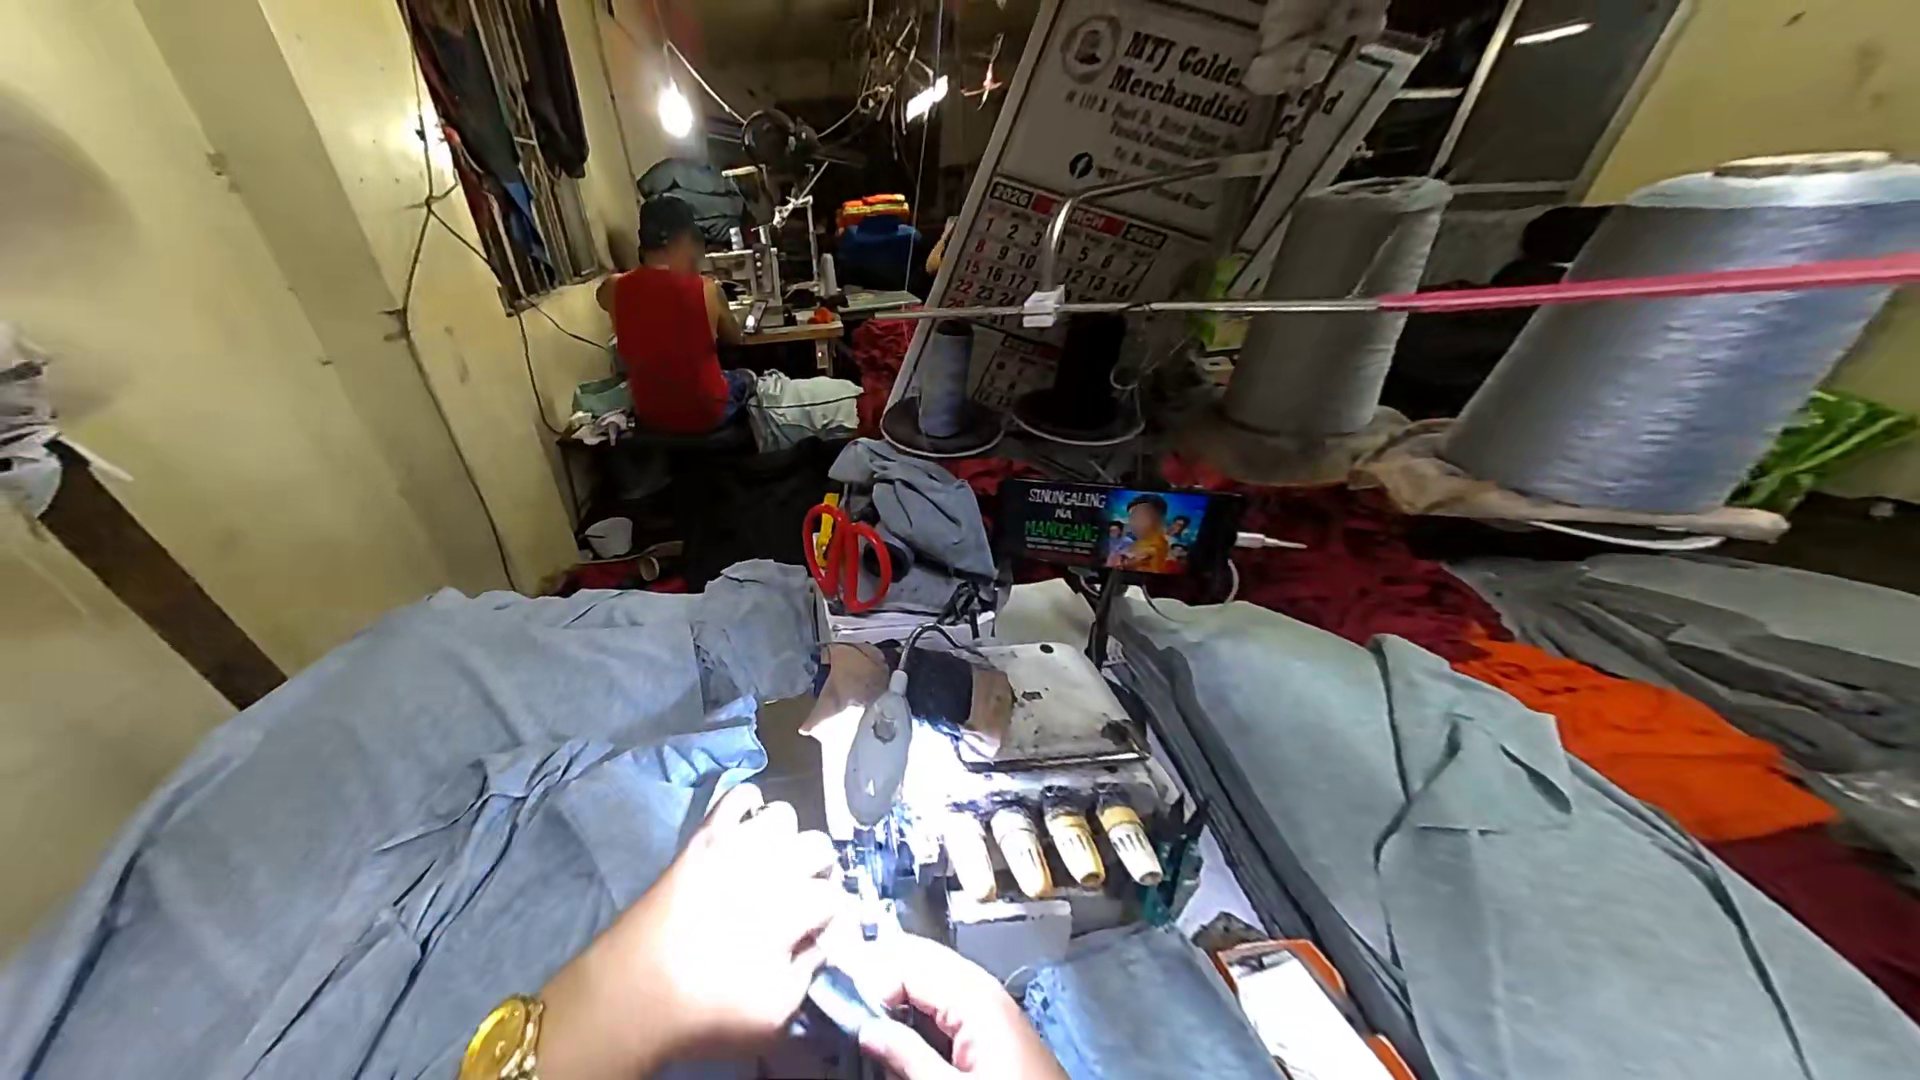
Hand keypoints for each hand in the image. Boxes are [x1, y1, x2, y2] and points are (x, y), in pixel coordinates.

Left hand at [538, 784, 846, 1079]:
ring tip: (769, 863)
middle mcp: (776, 862)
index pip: (835, 895)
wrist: (635, 992)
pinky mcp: (709, 832)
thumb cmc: (708, 1009)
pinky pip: (740, 794)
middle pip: (820, 846)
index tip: (815, 931)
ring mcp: (740, 841)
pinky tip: (745, 829)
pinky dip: (749, 806)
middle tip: (798, 894)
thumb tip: (820, 941)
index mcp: (796, 904)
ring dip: (784, 840)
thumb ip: (811, 971)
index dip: (828, 916)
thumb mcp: (776, 1013)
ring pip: (784, 816)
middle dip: (817, 870)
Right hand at [852, 934, 1068, 1079]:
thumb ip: (907, 1057)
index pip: (911, 963)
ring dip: (900, 981)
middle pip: (924, 959)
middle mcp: (982, 986)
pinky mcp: (993, 1024)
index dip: (874, 975)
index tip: (839, 995)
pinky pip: (949, 996)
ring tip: (864, 999)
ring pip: (935, 974)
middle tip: (845, 987)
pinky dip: (921, 999)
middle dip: (885, 968)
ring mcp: (990, 1003)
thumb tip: (865, 1026)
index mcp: (974, 995)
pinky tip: (901, 1016)